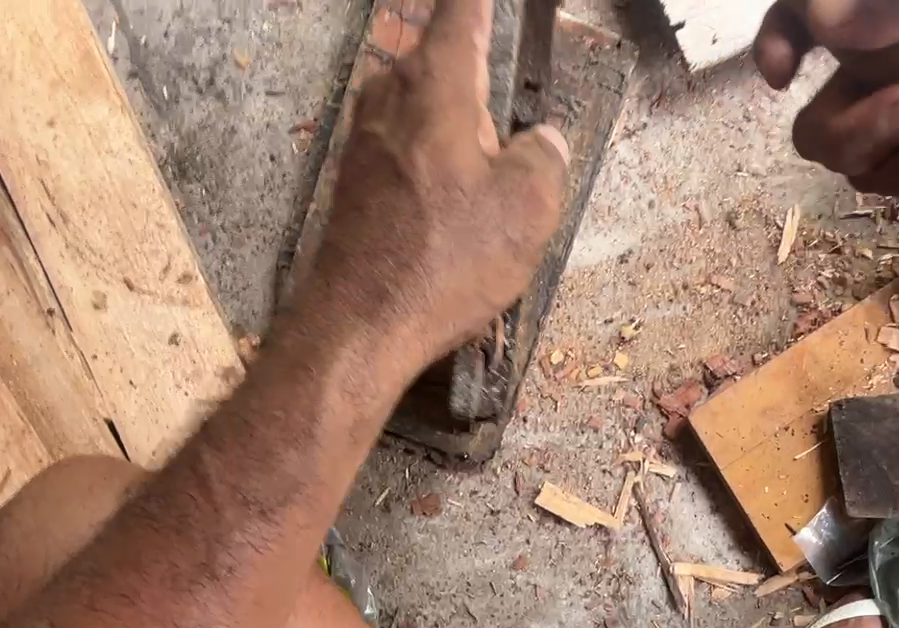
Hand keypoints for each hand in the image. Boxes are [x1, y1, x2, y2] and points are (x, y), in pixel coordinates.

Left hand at [298, 0, 569, 371]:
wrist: (361, 325)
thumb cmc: (447, 261)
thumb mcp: (527, 210)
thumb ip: (545, 158)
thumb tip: (541, 142)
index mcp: (437, 82)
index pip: (465, 9)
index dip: (487, 7)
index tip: (497, 10)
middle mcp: (389, 95)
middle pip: (446, 70)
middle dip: (483, 102)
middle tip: (507, 161)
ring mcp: (364, 141)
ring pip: (426, 121)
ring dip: (457, 149)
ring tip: (478, 209)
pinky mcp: (353, 186)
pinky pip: (406, 161)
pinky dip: (433, 181)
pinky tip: (446, 230)